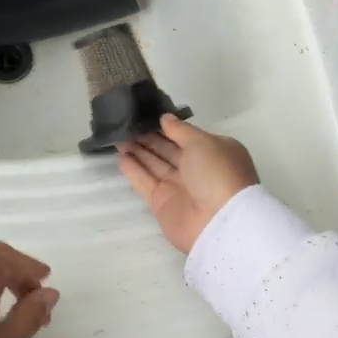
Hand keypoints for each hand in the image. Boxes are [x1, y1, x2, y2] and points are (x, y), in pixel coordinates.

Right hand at [118, 114, 259, 253]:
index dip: (167, 127)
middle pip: (167, 150)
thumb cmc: (217, 173)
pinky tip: (120, 156)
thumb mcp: (203, 142)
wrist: (219, 222)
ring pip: (154, 164)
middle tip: (127, 123)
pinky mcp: (162, 203)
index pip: (186, 136)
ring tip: (118, 136)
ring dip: (137, 150)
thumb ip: (181, 130)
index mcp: (212, 153)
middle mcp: (196, 170)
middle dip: (148, 137)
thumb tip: (165, 118)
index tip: (146, 114)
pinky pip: (145, 182)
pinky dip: (133, 170)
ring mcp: (178, 187)